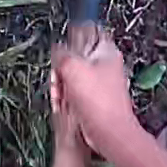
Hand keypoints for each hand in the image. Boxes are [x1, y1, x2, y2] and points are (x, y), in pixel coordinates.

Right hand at [50, 32, 142, 156]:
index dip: (71, 39)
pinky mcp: (94, 100)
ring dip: (62, 85)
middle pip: (75, 57)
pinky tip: (63, 104)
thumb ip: (61, 54)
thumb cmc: (98, 100)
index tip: (62, 49)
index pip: (86, 33)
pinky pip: (74, 92)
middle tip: (59, 77)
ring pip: (72, 76)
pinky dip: (66, 98)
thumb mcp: (72, 67)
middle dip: (62, 68)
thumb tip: (57, 51)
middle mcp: (105, 65)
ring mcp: (100, 83)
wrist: (109, 134)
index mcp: (106, 51)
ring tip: (61, 95)